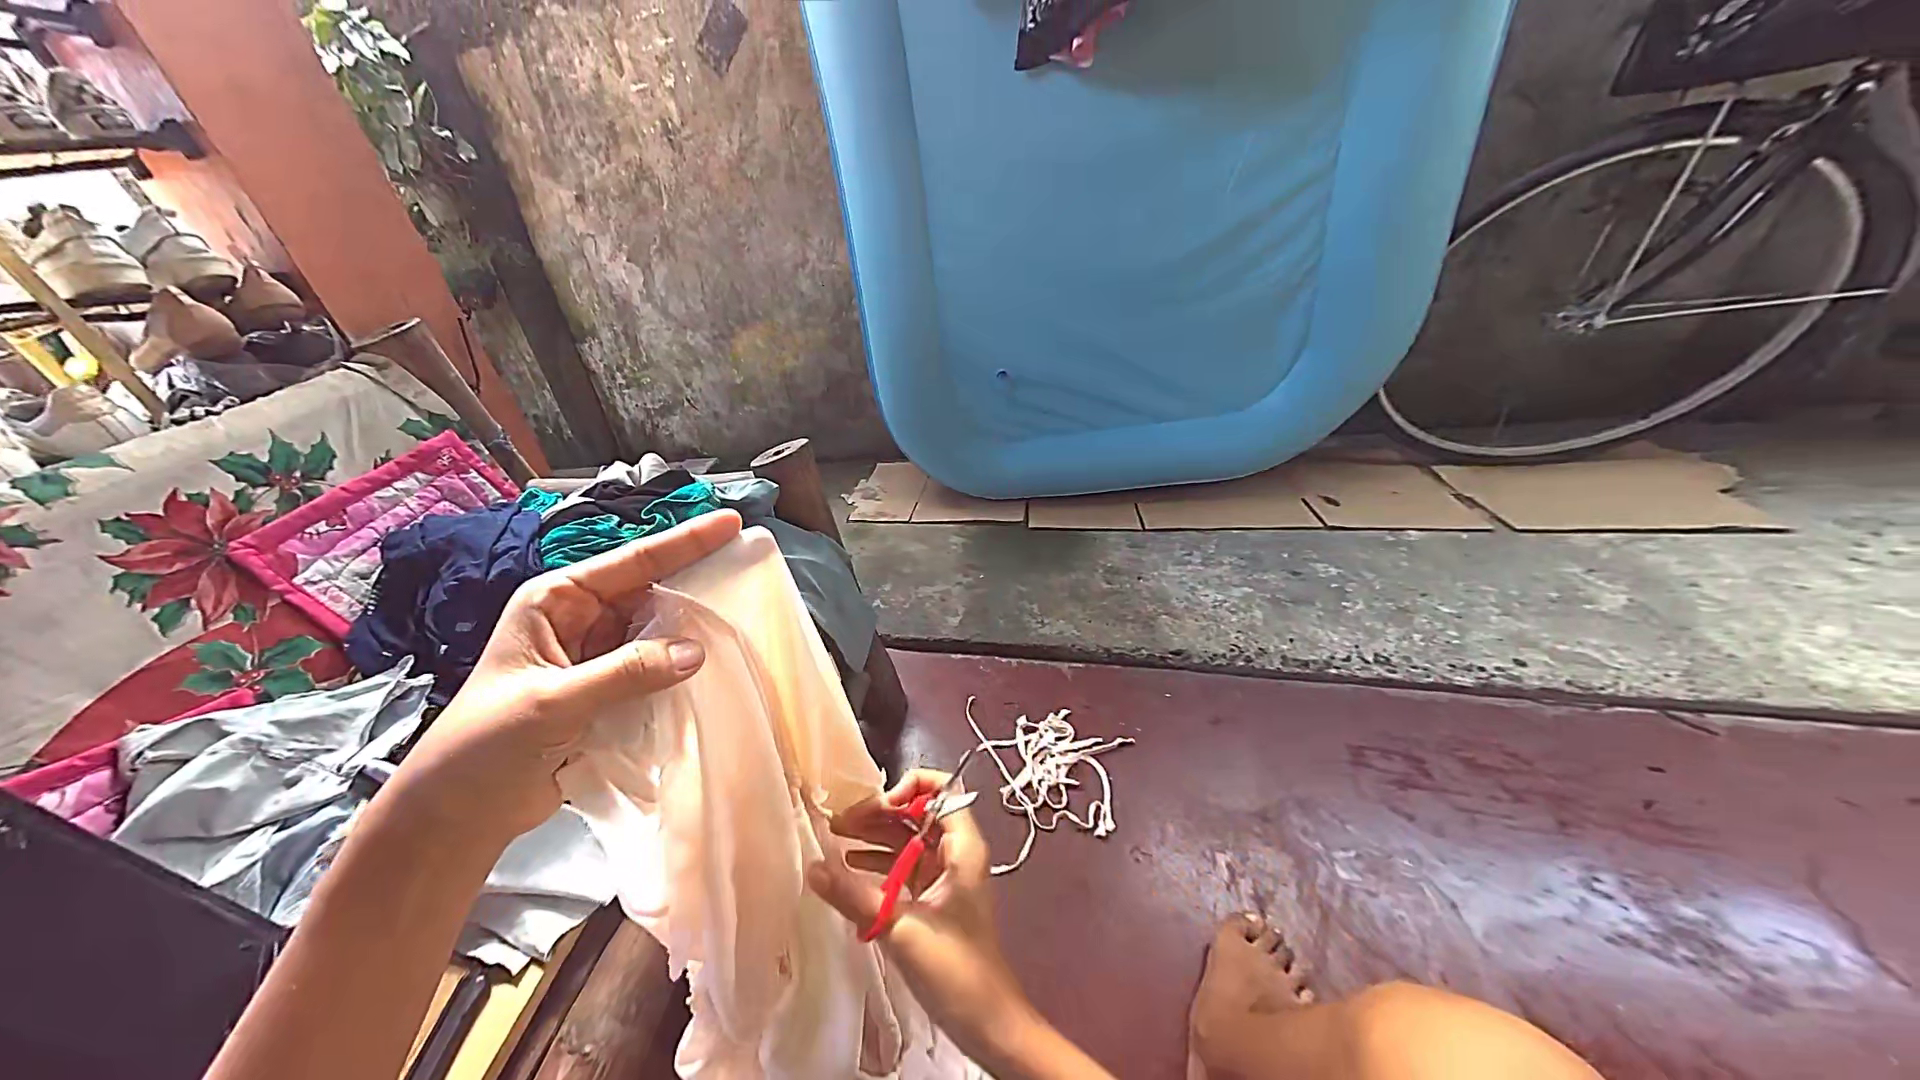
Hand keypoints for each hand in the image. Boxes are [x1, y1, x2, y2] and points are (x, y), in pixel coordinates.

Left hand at [384, 510, 742, 847]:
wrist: (458, 814)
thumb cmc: (482, 746)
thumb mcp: (552, 701)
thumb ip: (625, 672)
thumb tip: (696, 651)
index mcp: (556, 602)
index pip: (631, 561)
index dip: (684, 541)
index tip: (730, 523)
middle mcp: (580, 621)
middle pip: (651, 591)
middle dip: (694, 582)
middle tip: (745, 571)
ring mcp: (598, 657)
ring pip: (658, 630)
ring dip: (691, 629)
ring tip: (740, 616)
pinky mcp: (611, 691)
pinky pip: (657, 668)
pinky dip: (682, 667)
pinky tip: (713, 664)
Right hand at [808, 771, 1040, 1063]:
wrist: (987, 1021)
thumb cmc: (955, 968)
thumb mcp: (902, 929)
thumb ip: (855, 897)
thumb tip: (812, 868)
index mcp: (963, 847)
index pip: (943, 790)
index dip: (910, 788)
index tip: (877, 806)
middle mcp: (955, 852)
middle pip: (918, 813)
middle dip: (880, 812)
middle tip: (838, 822)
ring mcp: (944, 874)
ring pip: (908, 838)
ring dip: (874, 835)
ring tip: (834, 836)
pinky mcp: (932, 896)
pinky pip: (904, 866)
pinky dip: (879, 862)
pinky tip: (847, 866)